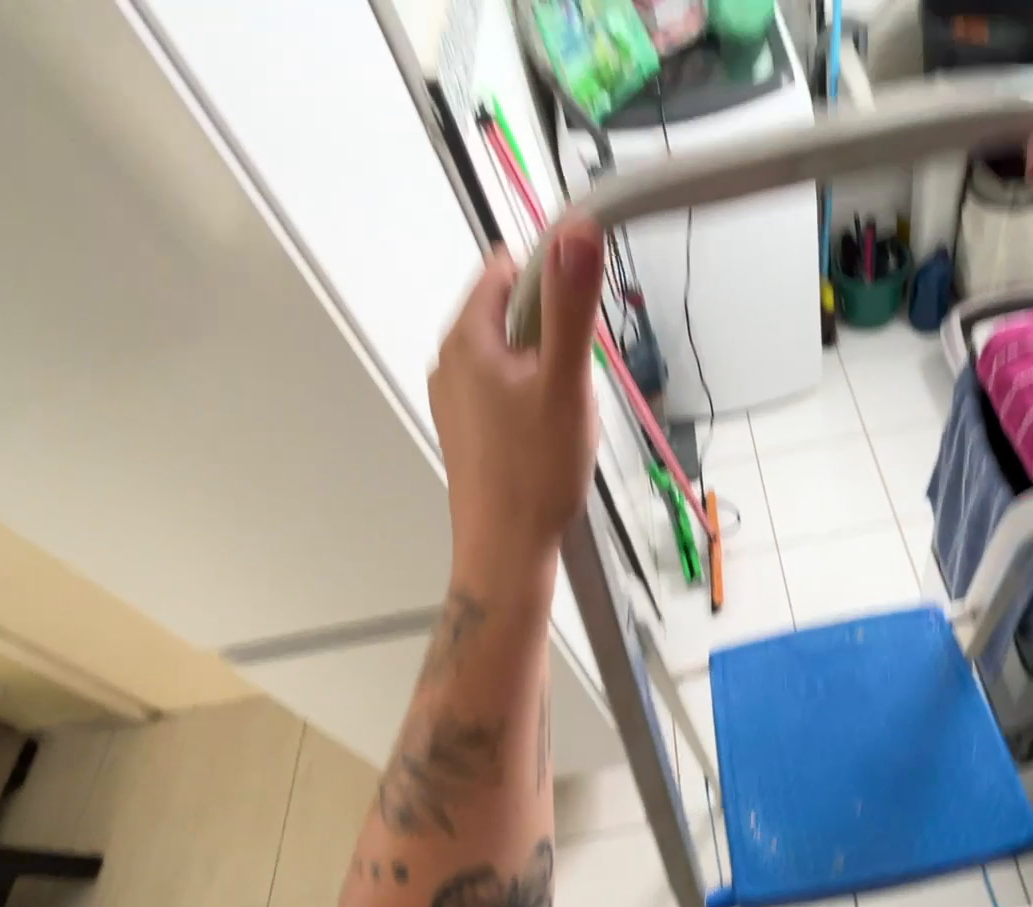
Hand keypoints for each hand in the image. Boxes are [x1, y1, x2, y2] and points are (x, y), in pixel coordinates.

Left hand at [431, 218, 603, 572]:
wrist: (507, 548)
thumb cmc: (535, 471)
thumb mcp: (564, 382)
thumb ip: (571, 306)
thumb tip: (576, 232)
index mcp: (467, 341)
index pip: (503, 270)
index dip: (548, 273)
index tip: (582, 300)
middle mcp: (451, 364)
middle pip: (510, 314)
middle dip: (553, 333)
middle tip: (576, 377)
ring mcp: (456, 400)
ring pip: (511, 356)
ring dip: (547, 368)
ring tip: (566, 413)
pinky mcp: (469, 430)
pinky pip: (506, 391)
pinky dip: (534, 397)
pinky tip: (551, 434)